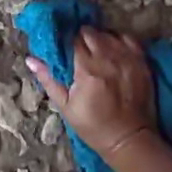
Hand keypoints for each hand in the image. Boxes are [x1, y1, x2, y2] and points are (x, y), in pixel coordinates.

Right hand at [27, 27, 156, 155]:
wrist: (129, 139)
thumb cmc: (93, 126)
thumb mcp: (66, 107)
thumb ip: (48, 79)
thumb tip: (30, 59)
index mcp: (87, 70)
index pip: (73, 39)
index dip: (68, 41)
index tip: (66, 48)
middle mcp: (107, 58)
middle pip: (90, 33)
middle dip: (83, 38)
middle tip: (80, 51)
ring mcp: (126, 58)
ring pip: (108, 33)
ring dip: (100, 39)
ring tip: (97, 52)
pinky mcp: (141, 61)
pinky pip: (127, 38)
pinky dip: (118, 40)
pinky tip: (113, 50)